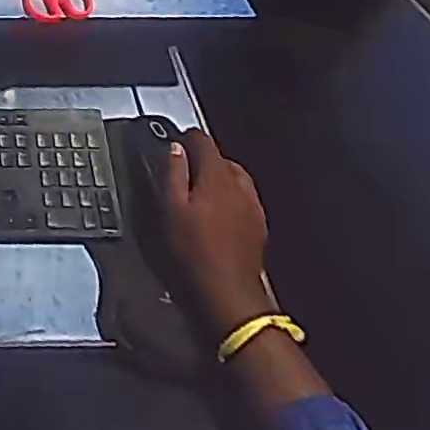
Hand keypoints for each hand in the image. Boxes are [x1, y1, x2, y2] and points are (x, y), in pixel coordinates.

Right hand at [160, 129, 271, 334]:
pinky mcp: (259, 225)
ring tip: (198, 188)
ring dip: (218, 176)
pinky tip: (216, 210)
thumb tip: (174, 148)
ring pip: (235, 177)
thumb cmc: (193, 248)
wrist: (228, 291)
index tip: (173, 144)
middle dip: (202, 158)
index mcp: (217, 176)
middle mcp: (240, 186)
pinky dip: (230, 194)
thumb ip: (172, 172)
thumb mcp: (170, 206)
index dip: (186, 138)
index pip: (203, 141)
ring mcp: (253, 206)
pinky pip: (244, 197)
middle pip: (221, 158)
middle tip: (181, 170)